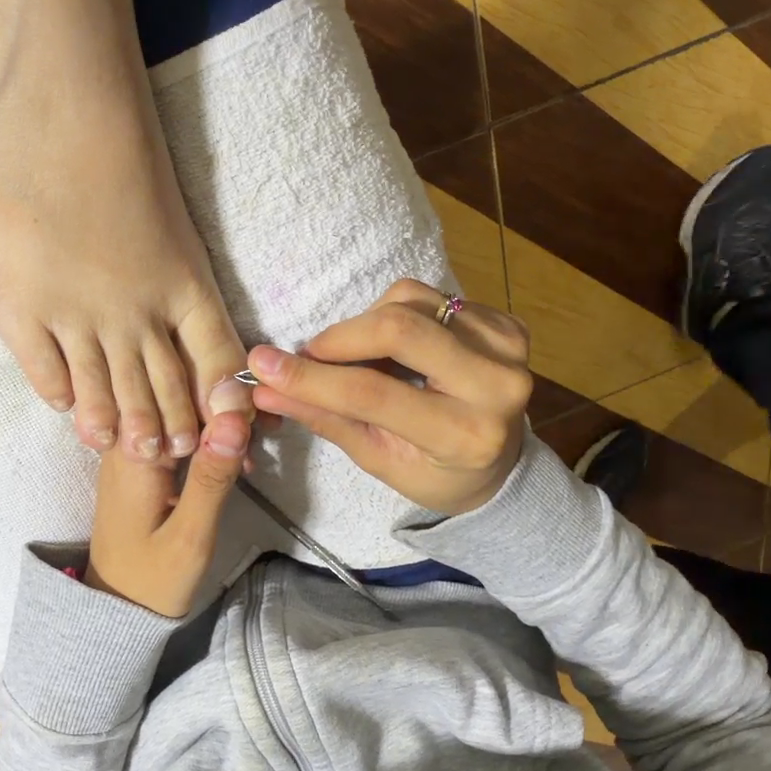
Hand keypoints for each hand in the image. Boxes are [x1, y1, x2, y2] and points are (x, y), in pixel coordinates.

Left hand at [84, 412, 250, 617]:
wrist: (117, 609)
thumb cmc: (152, 579)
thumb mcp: (190, 535)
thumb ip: (212, 477)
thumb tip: (236, 416)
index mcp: (133, 451)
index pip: (182, 394)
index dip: (227, 397)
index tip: (264, 415)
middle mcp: (126, 438)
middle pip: (180, 395)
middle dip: (227, 404)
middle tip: (269, 426)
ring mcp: (131, 447)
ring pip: (181, 410)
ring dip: (222, 419)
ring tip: (259, 441)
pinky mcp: (142, 460)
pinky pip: (177, 430)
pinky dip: (208, 436)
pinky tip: (237, 454)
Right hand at [248, 280, 531, 515]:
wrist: (500, 465)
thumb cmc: (433, 472)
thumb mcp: (378, 460)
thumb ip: (327, 418)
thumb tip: (265, 386)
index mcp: (465, 436)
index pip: (374, 394)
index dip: (313, 377)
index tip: (263, 365)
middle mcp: (497, 385)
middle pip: (400, 328)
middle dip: (338, 337)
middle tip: (307, 354)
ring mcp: (508, 348)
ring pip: (412, 302)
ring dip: (365, 324)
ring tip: (355, 356)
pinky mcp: (506, 324)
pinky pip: (431, 297)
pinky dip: (396, 315)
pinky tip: (392, 347)